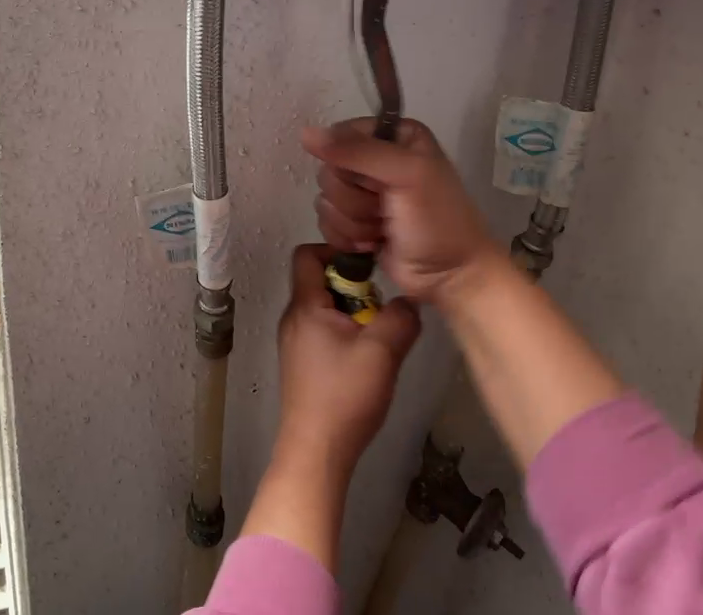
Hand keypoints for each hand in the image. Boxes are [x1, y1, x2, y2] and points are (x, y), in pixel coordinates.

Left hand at [274, 244, 421, 471]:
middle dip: (353, 287)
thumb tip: (409, 302)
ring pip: (324, 308)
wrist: (316, 450)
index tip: (369, 268)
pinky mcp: (301, 363)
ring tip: (378, 334)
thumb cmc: (345, 395)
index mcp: (304, 306)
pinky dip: (345, 334)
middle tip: (381, 308)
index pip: (307, 254)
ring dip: (352, 313)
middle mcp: (293, 318)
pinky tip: (367, 357)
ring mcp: (294, 342)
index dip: (337, 252)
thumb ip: (400, 318)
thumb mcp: (382, 352)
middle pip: (318, 281)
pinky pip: (322, 331)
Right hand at [302, 118, 504, 306]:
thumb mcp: (407, 175)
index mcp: (395, 136)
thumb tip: (306, 135)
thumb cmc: (437, 221)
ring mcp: (364, 193)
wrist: (450, 276)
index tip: (376, 181)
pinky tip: (373, 243)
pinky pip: (325, 222)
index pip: (342, 134)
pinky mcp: (355, 222)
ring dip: (353, 221)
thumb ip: (358, 151)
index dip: (350, 161)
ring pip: (326, 198)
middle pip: (330, 170)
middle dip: (354, 198)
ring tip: (383, 229)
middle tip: (384, 209)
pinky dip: (347, 237)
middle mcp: (377, 159)